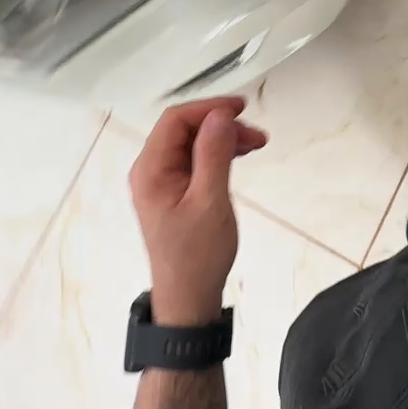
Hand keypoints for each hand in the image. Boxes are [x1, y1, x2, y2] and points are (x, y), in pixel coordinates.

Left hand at [128, 97, 268, 326]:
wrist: (189, 300)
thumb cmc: (198, 255)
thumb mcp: (210, 201)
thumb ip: (214, 154)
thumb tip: (220, 114)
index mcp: (151, 169)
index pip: (176, 120)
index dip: (208, 108)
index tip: (241, 109)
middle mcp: (151, 170)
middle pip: (185, 128)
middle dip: (221, 124)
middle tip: (256, 134)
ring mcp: (162, 181)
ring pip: (193, 142)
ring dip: (224, 137)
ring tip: (256, 144)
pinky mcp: (175, 190)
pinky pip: (196, 158)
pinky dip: (219, 152)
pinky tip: (241, 154)